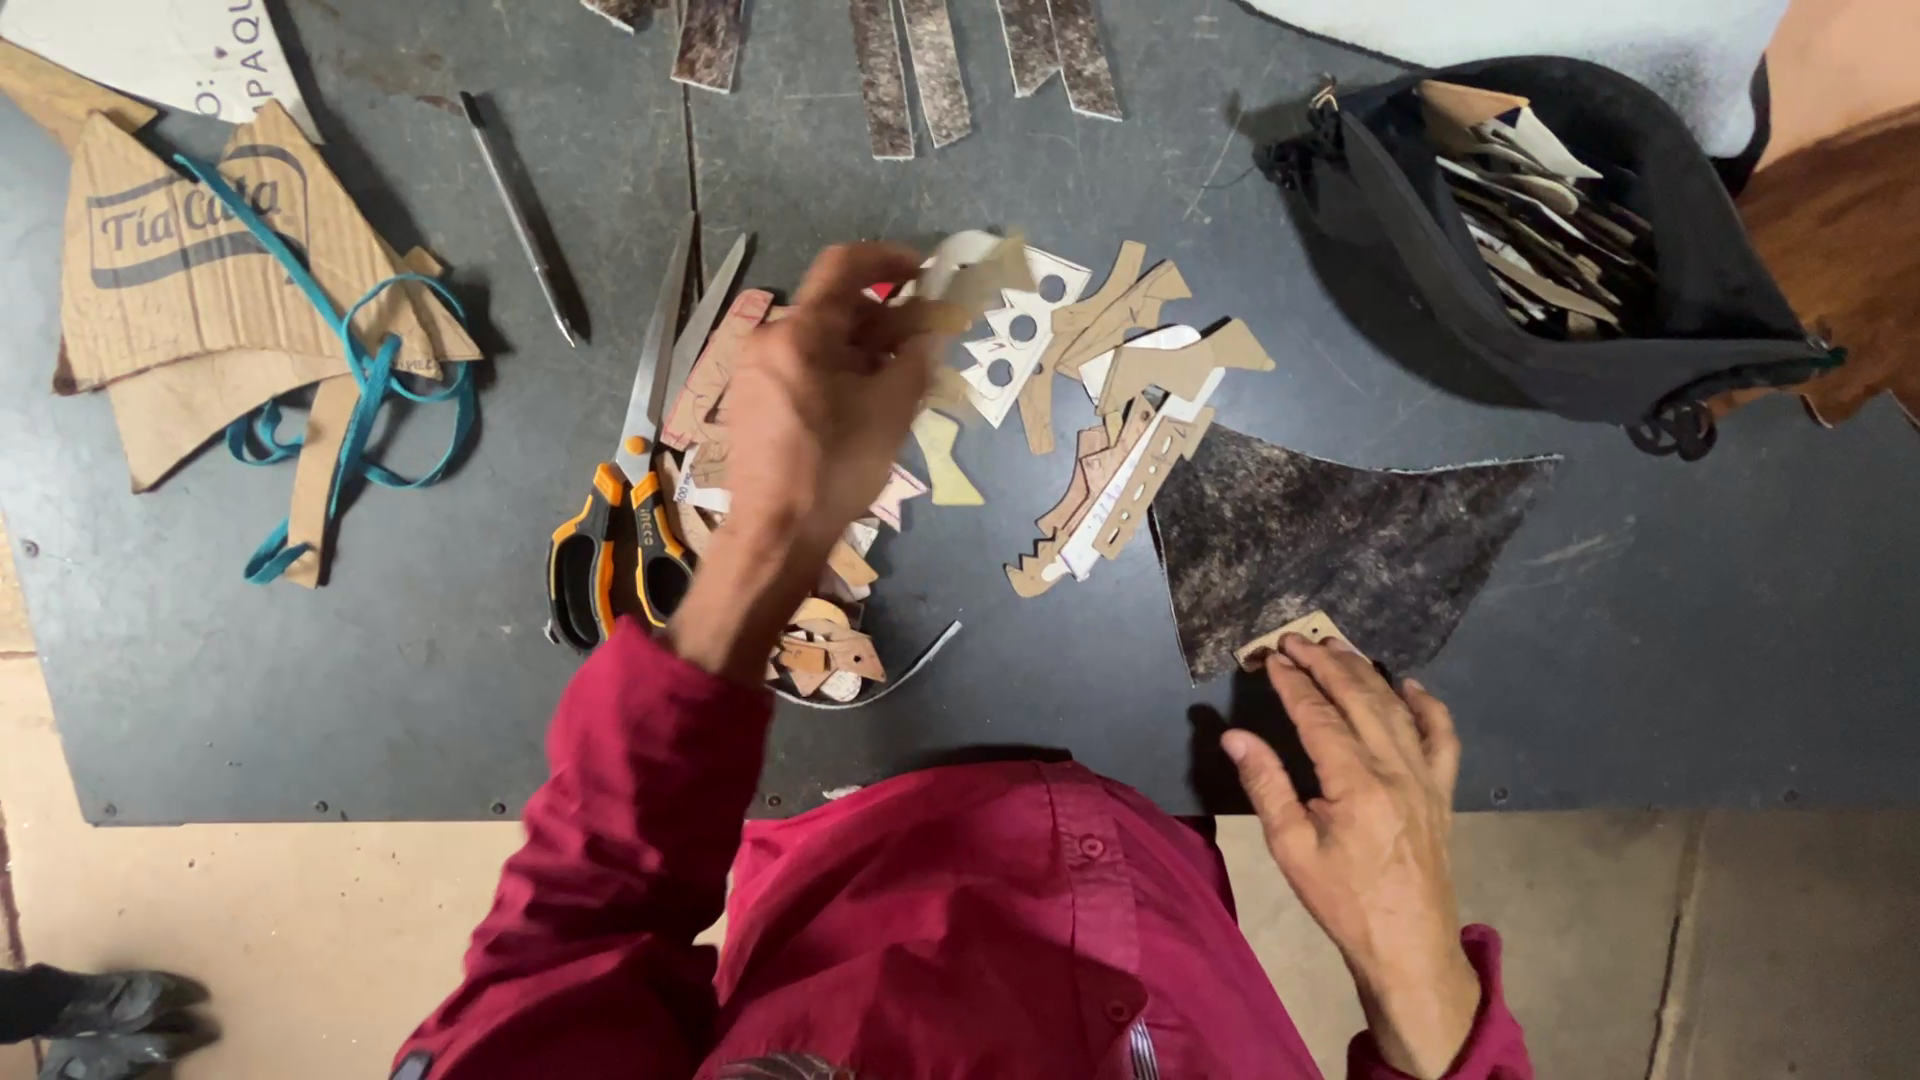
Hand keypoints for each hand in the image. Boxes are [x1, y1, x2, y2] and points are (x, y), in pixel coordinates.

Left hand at [722, 242, 938, 552]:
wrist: (776, 531)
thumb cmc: (836, 469)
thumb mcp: (890, 412)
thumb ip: (915, 359)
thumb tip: (927, 332)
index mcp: (799, 334)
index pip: (843, 266)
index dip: (888, 259)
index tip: (923, 272)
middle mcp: (769, 340)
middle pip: (833, 308)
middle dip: (882, 317)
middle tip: (921, 341)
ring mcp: (754, 370)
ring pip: (818, 340)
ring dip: (862, 348)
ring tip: (896, 379)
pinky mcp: (751, 398)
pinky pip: (801, 366)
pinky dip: (836, 369)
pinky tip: (860, 401)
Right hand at [1221, 635, 1479, 1079]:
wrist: (1409, 948)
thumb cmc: (1342, 899)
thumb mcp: (1290, 848)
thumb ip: (1266, 785)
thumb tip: (1236, 736)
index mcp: (1357, 784)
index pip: (1318, 716)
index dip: (1293, 683)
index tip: (1272, 658)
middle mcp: (1397, 771)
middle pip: (1359, 699)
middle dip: (1325, 663)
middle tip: (1296, 640)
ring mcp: (1427, 779)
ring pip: (1397, 709)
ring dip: (1365, 672)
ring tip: (1337, 647)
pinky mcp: (1442, 793)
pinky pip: (1443, 739)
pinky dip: (1429, 707)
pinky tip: (1411, 685)